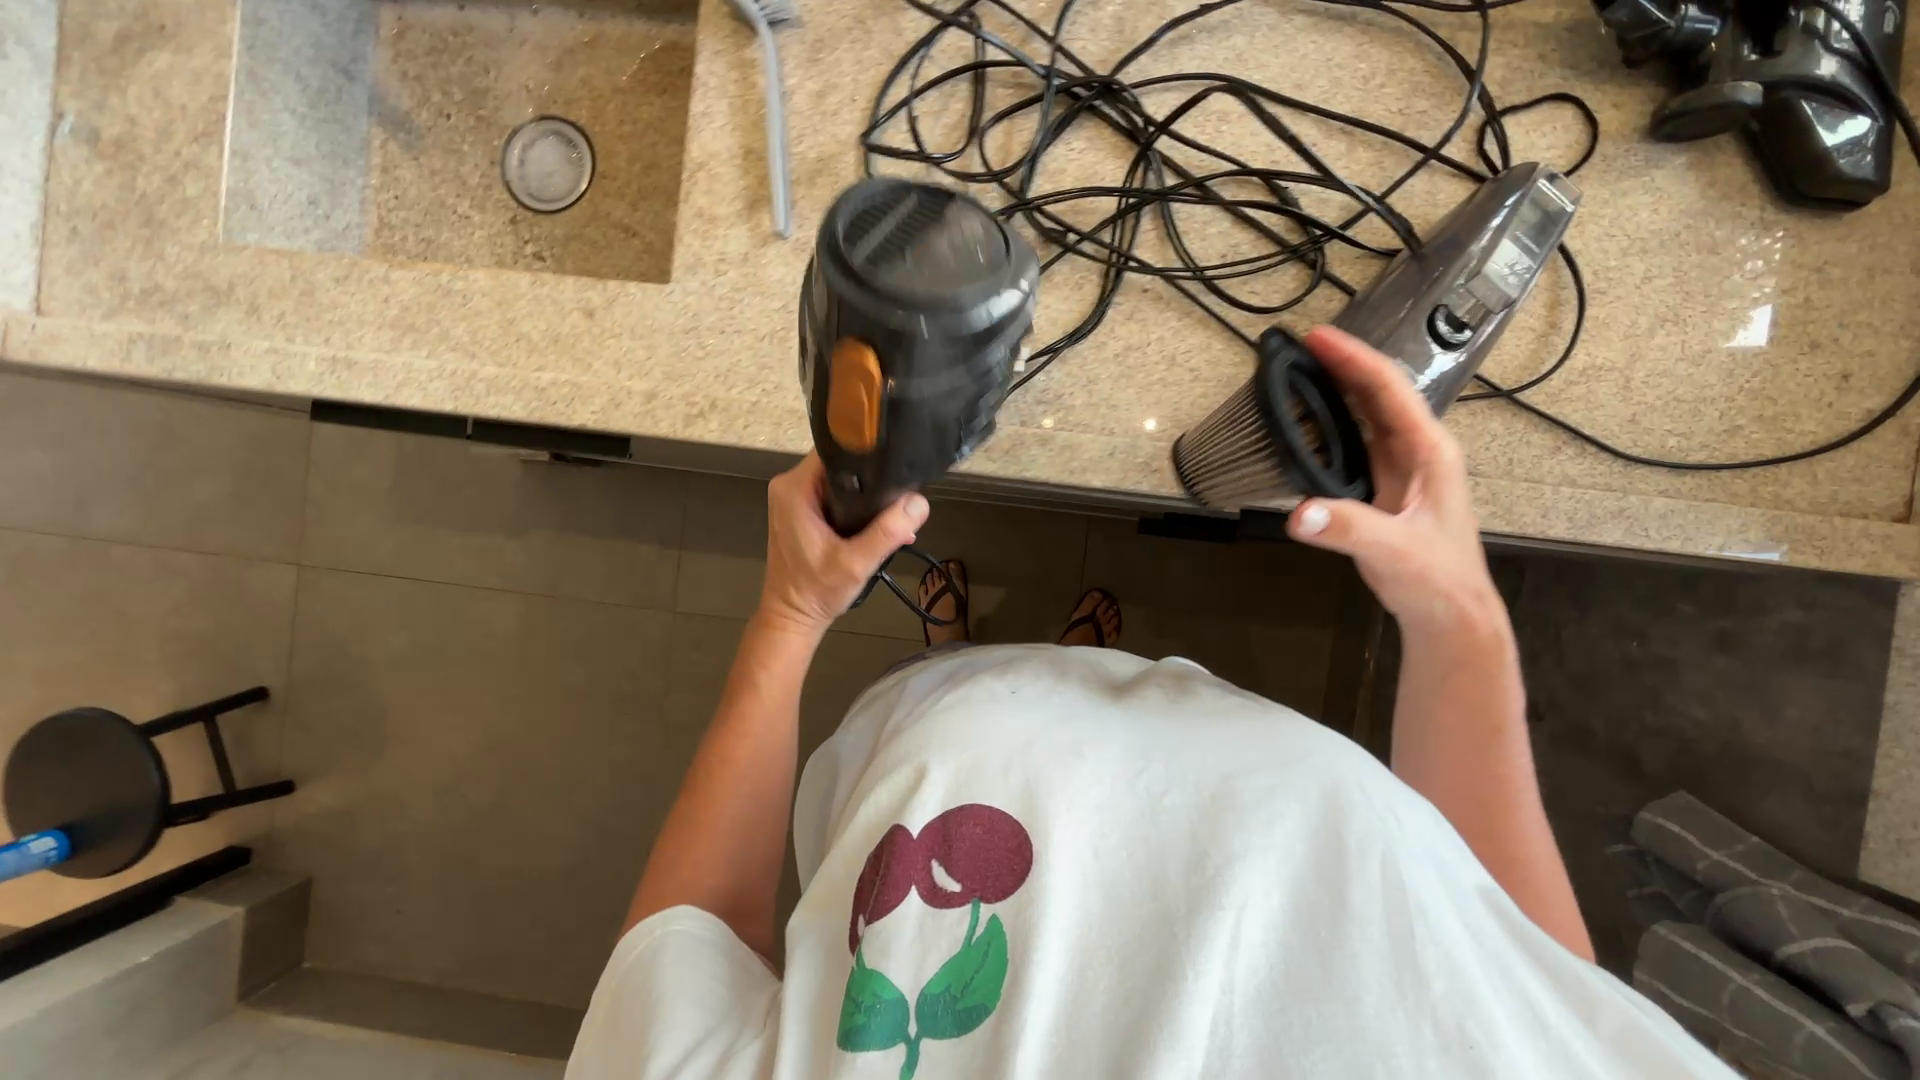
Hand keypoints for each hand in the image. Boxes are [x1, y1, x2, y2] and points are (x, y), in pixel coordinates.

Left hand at [758, 454, 930, 636]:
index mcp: (795, 488)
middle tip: (903, 493)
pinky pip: (835, 496)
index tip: (896, 462)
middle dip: (872, 478)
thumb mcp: (856, 563)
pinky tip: (881, 522)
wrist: (793, 618)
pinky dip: (857, 507)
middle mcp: (790, 486)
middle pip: (840, 464)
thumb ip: (887, 532)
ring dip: (867, 495)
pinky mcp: (802, 512)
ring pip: (841, 480)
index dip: (866, 451)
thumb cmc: (816, 591)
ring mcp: (794, 499)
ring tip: (897, 511)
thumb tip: (919, 502)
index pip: (835, 449)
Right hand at [1285, 326, 1507, 643]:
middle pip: (1379, 394)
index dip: (1354, 360)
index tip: (1318, 338)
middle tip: (1299, 348)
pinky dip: (1334, 423)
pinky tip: (1310, 423)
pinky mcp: (1386, 488)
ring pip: (1370, 416)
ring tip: (1301, 373)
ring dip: (1338, 390)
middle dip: (1343, 365)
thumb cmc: (1435, 580)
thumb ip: (1347, 529)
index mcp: (1429, 452)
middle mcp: (1418, 452)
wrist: (1450, 614)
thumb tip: (1298, 512)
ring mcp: (1403, 470)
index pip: (1389, 391)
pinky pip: (1359, 442)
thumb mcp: (1393, 552)